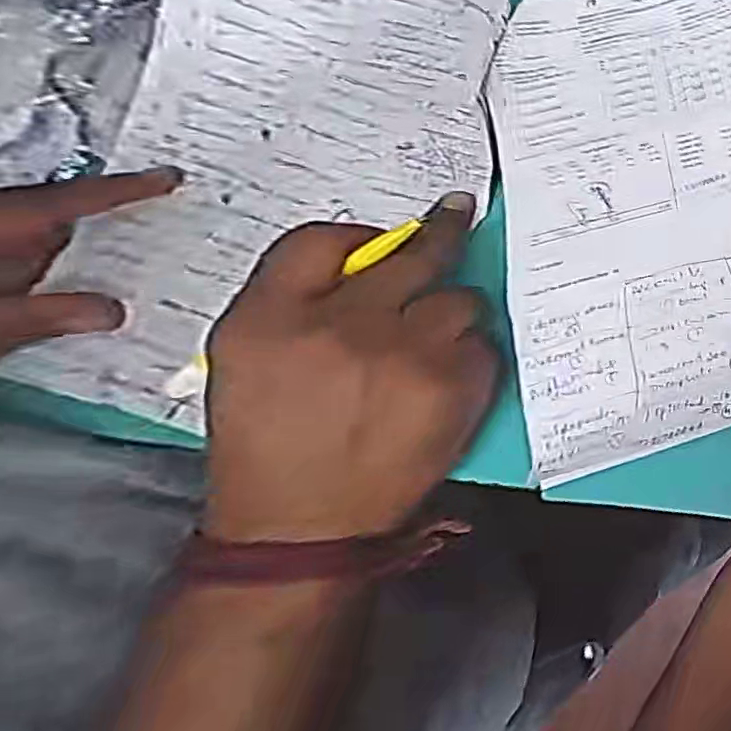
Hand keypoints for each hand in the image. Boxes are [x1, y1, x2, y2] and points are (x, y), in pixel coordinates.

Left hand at [0, 169, 181, 370]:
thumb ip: (14, 322)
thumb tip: (109, 310)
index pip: (40, 208)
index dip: (110, 193)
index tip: (166, 178)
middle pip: (27, 230)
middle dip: (62, 257)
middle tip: (84, 280)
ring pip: (11, 254)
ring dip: (34, 282)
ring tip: (17, 315)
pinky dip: (15, 294)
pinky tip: (22, 315)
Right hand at [202, 192, 497, 542]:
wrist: (308, 518)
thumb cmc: (274, 438)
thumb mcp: (249, 359)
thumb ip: (299, 297)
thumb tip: (373, 253)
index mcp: (272, 317)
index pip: (323, 239)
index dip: (368, 232)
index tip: (403, 224)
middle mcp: (345, 326)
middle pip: (414, 255)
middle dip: (442, 233)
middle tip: (460, 212)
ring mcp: (410, 352)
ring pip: (461, 299)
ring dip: (451, 315)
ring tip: (425, 352)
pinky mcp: (459, 380)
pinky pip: (481, 342)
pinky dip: (468, 354)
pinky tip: (440, 384)